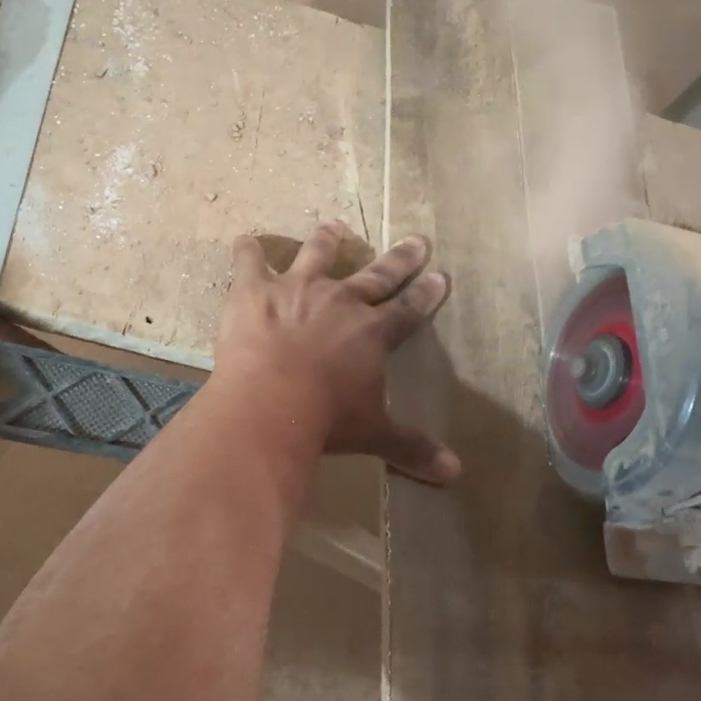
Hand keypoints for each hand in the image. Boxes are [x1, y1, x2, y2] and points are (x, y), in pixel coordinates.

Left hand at [215, 221, 459, 483]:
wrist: (269, 404)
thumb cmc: (326, 420)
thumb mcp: (373, 434)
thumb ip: (411, 447)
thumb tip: (455, 473)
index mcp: (372, 332)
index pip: (408, 309)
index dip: (426, 294)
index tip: (440, 276)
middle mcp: (340, 301)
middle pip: (376, 275)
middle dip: (399, 259)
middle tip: (416, 241)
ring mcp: (296, 290)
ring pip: (316, 255)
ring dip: (326, 241)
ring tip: (333, 227)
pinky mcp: (254, 291)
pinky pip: (250, 262)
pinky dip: (247, 250)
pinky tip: (244, 239)